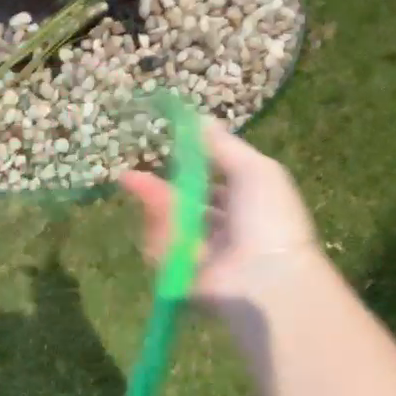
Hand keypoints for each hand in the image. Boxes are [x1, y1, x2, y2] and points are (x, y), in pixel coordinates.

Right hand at [120, 117, 324, 311]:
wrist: (261, 277)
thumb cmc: (268, 218)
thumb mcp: (252, 170)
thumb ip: (223, 146)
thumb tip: (197, 118)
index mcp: (245, 204)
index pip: (209, 184)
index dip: (188, 168)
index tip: (163, 153)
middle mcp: (221, 229)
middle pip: (180, 206)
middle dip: (156, 191)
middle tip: (128, 177)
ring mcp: (197, 254)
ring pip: (166, 227)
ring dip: (155, 209)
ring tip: (138, 189)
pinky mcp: (177, 276)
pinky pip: (159, 251)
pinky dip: (158, 236)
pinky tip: (157, 223)